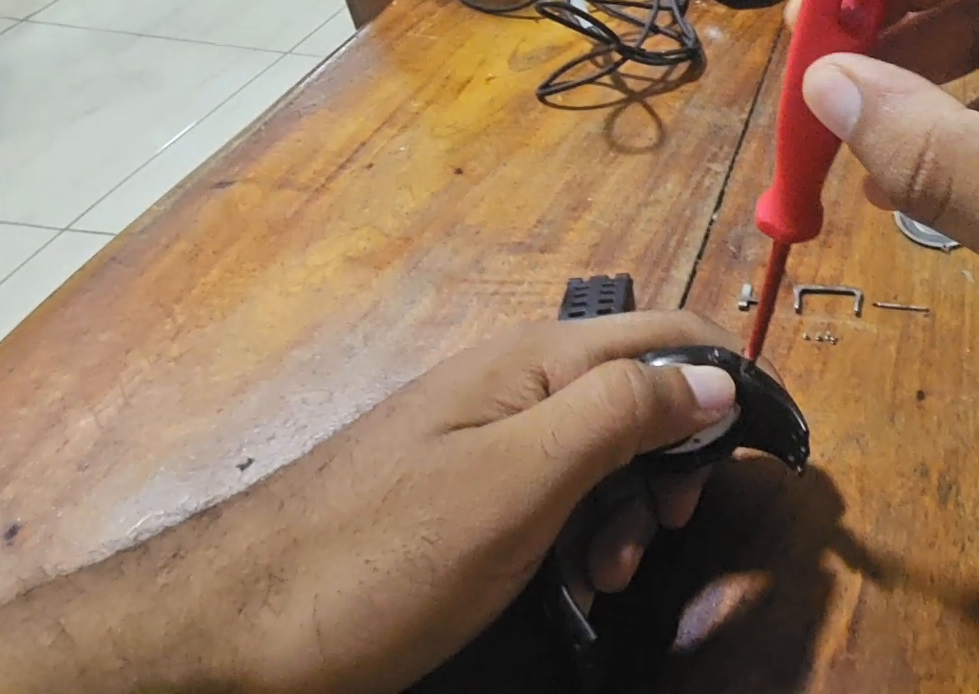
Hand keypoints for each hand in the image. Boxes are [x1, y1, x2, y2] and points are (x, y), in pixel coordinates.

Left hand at [224, 312, 740, 690]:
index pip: (672, 333)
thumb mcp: (518, 482)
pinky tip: (578, 571)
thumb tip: (718, 380)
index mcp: (544, 359)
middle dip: (678, 453)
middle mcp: (530, 380)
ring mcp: (501, 431)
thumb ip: (622, 415)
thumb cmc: (381, 554)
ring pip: (612, 444)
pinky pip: (569, 483)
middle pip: (647, 389)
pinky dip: (593, 522)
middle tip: (675, 519)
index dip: (732, 371)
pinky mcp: (481, 481)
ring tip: (615, 566)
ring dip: (635, 500)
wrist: (211, 646)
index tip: (767, 433)